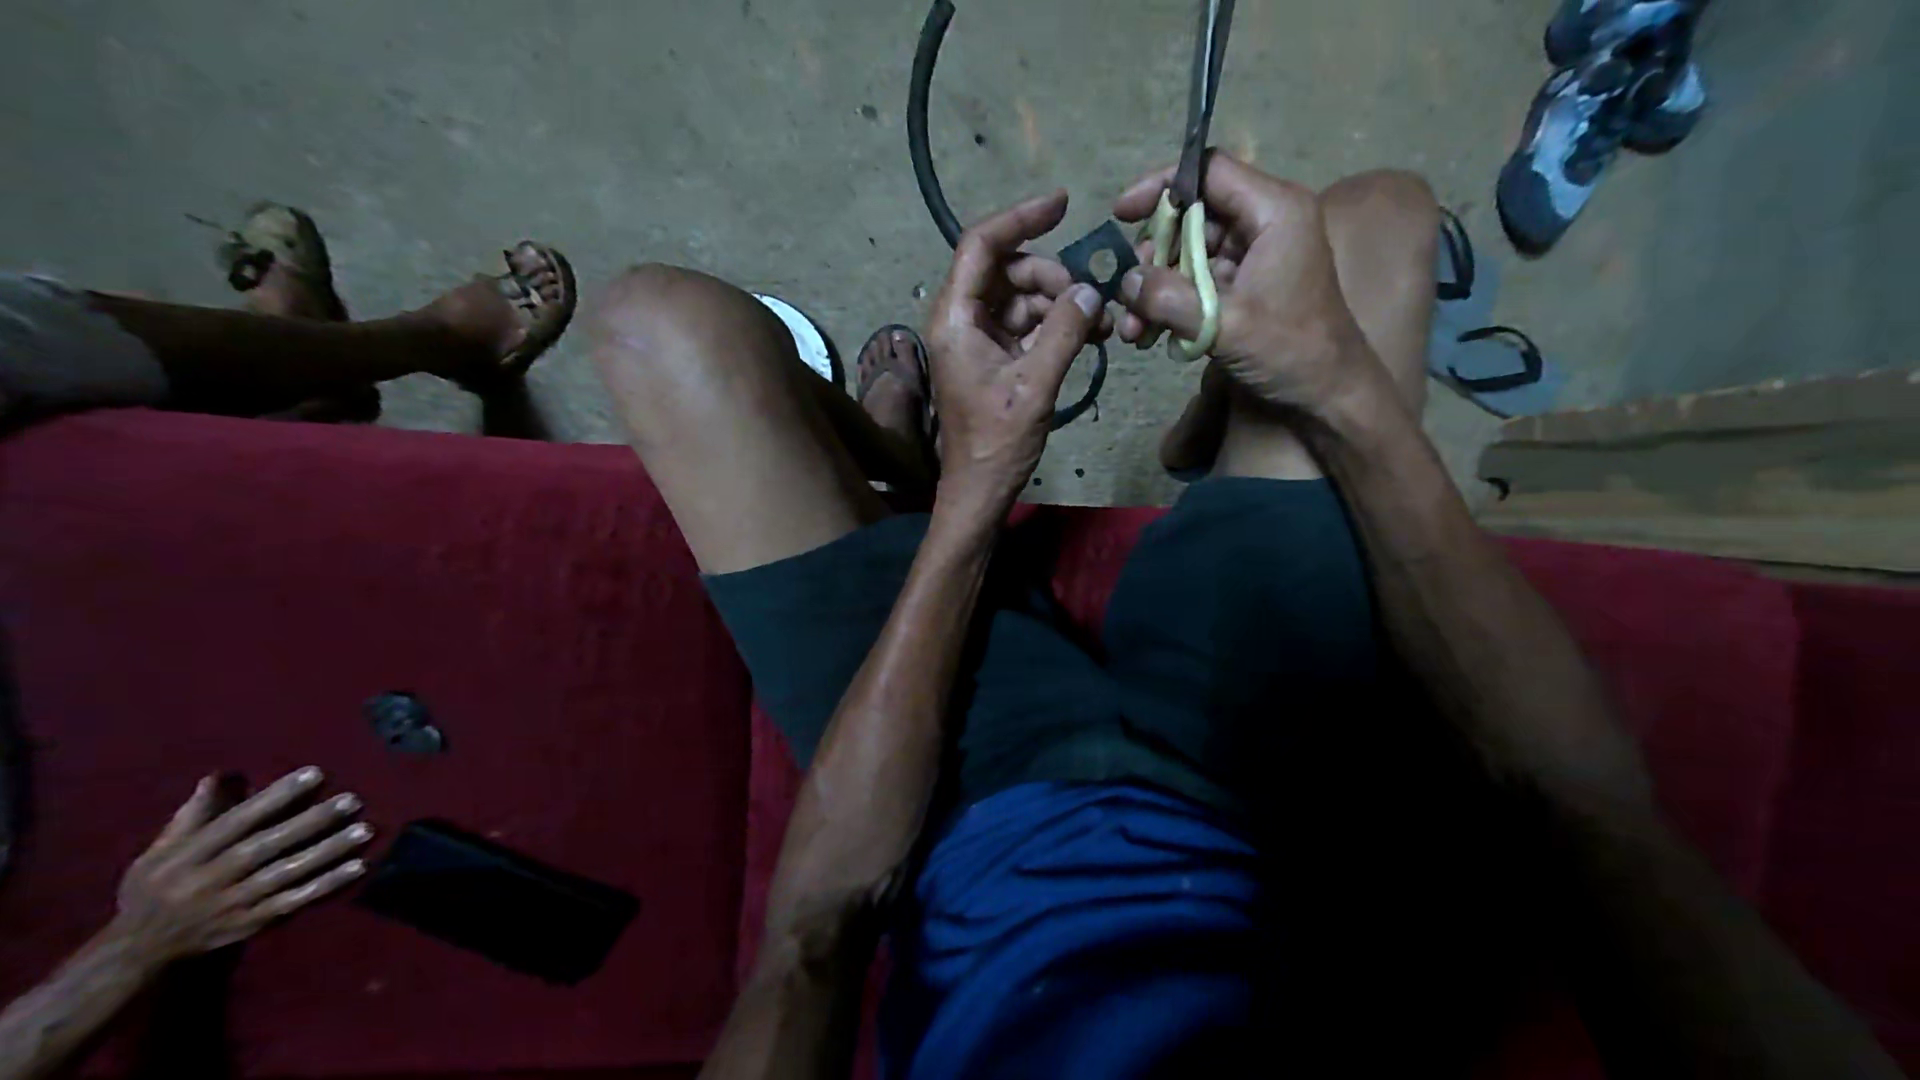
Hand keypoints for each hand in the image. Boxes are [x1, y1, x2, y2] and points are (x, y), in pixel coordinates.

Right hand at [111, 767, 371, 963]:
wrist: (137, 952)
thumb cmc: (158, 886)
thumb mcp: (160, 852)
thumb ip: (195, 814)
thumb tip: (220, 774)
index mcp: (183, 858)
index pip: (235, 822)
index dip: (275, 797)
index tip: (316, 772)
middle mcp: (206, 881)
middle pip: (264, 848)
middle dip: (311, 823)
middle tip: (353, 799)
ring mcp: (230, 905)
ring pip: (285, 874)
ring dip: (328, 852)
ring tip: (366, 830)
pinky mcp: (249, 924)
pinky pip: (293, 902)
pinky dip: (326, 885)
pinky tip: (359, 867)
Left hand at [923, 190, 1105, 518]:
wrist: (980, 488)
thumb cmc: (997, 441)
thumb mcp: (1035, 384)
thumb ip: (1064, 331)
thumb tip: (1091, 292)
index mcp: (955, 319)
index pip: (980, 246)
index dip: (1020, 219)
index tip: (1063, 204)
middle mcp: (961, 320)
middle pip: (1006, 271)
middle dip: (1050, 277)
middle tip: (1089, 301)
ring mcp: (977, 339)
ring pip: (1020, 298)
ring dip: (1059, 303)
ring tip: (1098, 324)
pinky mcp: (993, 357)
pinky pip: (1026, 325)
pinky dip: (1054, 325)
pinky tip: (1087, 336)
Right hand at [1114, 152, 1379, 413]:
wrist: (1325, 394)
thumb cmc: (1289, 350)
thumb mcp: (1224, 324)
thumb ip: (1169, 298)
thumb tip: (1126, 281)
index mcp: (1274, 211)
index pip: (1209, 171)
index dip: (1161, 187)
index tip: (1121, 214)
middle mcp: (1263, 224)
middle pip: (1192, 217)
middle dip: (1153, 255)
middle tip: (1128, 291)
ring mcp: (1252, 257)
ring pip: (1188, 255)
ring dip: (1155, 289)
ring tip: (1133, 329)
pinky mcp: (1242, 288)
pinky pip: (1195, 283)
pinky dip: (1169, 305)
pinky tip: (1148, 336)